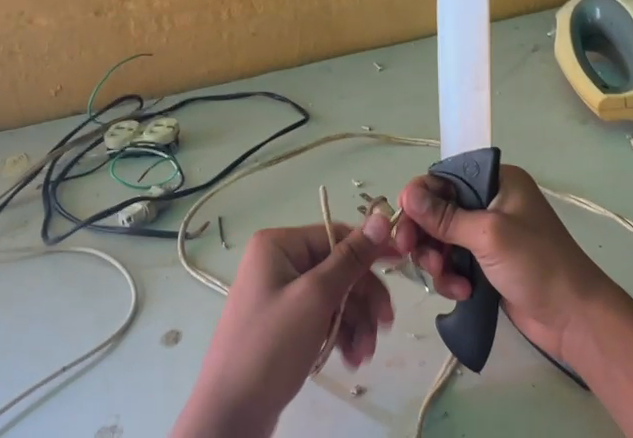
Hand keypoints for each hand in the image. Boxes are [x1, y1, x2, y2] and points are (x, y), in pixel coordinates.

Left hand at [172, 211, 396, 437]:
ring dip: (356, 324)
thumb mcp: (315, 298)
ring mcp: (281, 296)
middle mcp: (278, 263)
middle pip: (339, 269)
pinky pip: (323, 319)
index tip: (403, 265)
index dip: (370, 252)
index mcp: (278, 245)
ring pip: (335, 298)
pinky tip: (351, 359)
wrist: (229, 415)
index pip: (337, 236)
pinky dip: (341, 336)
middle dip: (363, 301)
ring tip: (364, 355)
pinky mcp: (284, 326)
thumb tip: (381, 217)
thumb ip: (351, 258)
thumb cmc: (270, 347)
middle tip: (385, 326)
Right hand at [394, 165, 618, 359]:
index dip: (421, 197)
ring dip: (437, 260)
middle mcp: (492, 202)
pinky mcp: (486, 265)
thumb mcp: (489, 235)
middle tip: (409, 254)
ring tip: (446, 279)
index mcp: (498, 181)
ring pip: (442, 240)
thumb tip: (407, 194)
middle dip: (425, 234)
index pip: (447, 178)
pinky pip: (454, 263)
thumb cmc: (537, 264)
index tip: (404, 221)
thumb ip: (446, 217)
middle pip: (439, 210)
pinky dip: (451, 277)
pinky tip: (461, 292)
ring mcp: (489, 235)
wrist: (573, 317)